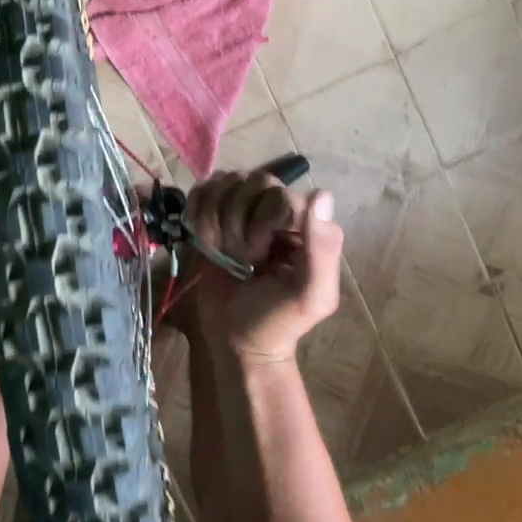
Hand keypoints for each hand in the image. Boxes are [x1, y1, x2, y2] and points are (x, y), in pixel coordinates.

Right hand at [184, 169, 343, 365]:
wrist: (235, 340)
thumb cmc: (276, 321)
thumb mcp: (310, 295)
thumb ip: (322, 249)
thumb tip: (321, 193)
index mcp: (308, 224)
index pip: (279, 193)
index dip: (261, 223)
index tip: (258, 259)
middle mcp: (279, 209)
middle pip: (253, 181)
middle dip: (238, 222)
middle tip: (241, 260)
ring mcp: (247, 209)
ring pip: (227, 182)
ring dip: (216, 219)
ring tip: (224, 253)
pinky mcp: (217, 214)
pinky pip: (205, 189)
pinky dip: (198, 211)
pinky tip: (204, 238)